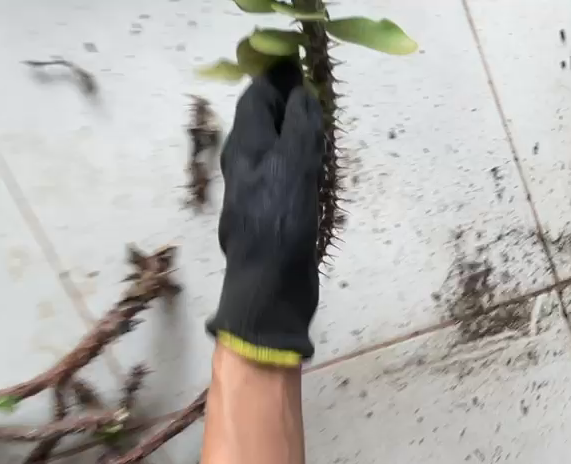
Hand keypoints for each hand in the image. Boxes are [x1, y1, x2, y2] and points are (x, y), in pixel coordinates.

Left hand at [207, 63, 323, 366]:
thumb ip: (299, 131)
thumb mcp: (293, 172)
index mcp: (245, 149)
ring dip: (299, 140)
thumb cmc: (279, 230)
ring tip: (325, 134)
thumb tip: (305, 96)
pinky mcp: (275, 220)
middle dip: (290, 107)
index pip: (258, 97)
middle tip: (319, 99)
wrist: (270, 292)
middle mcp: (247, 167)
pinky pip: (289, 182)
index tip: (304, 65)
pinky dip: (305, 171)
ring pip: (278, 153)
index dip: (279, 77)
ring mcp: (260, 195)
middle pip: (266, 124)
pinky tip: (322, 180)